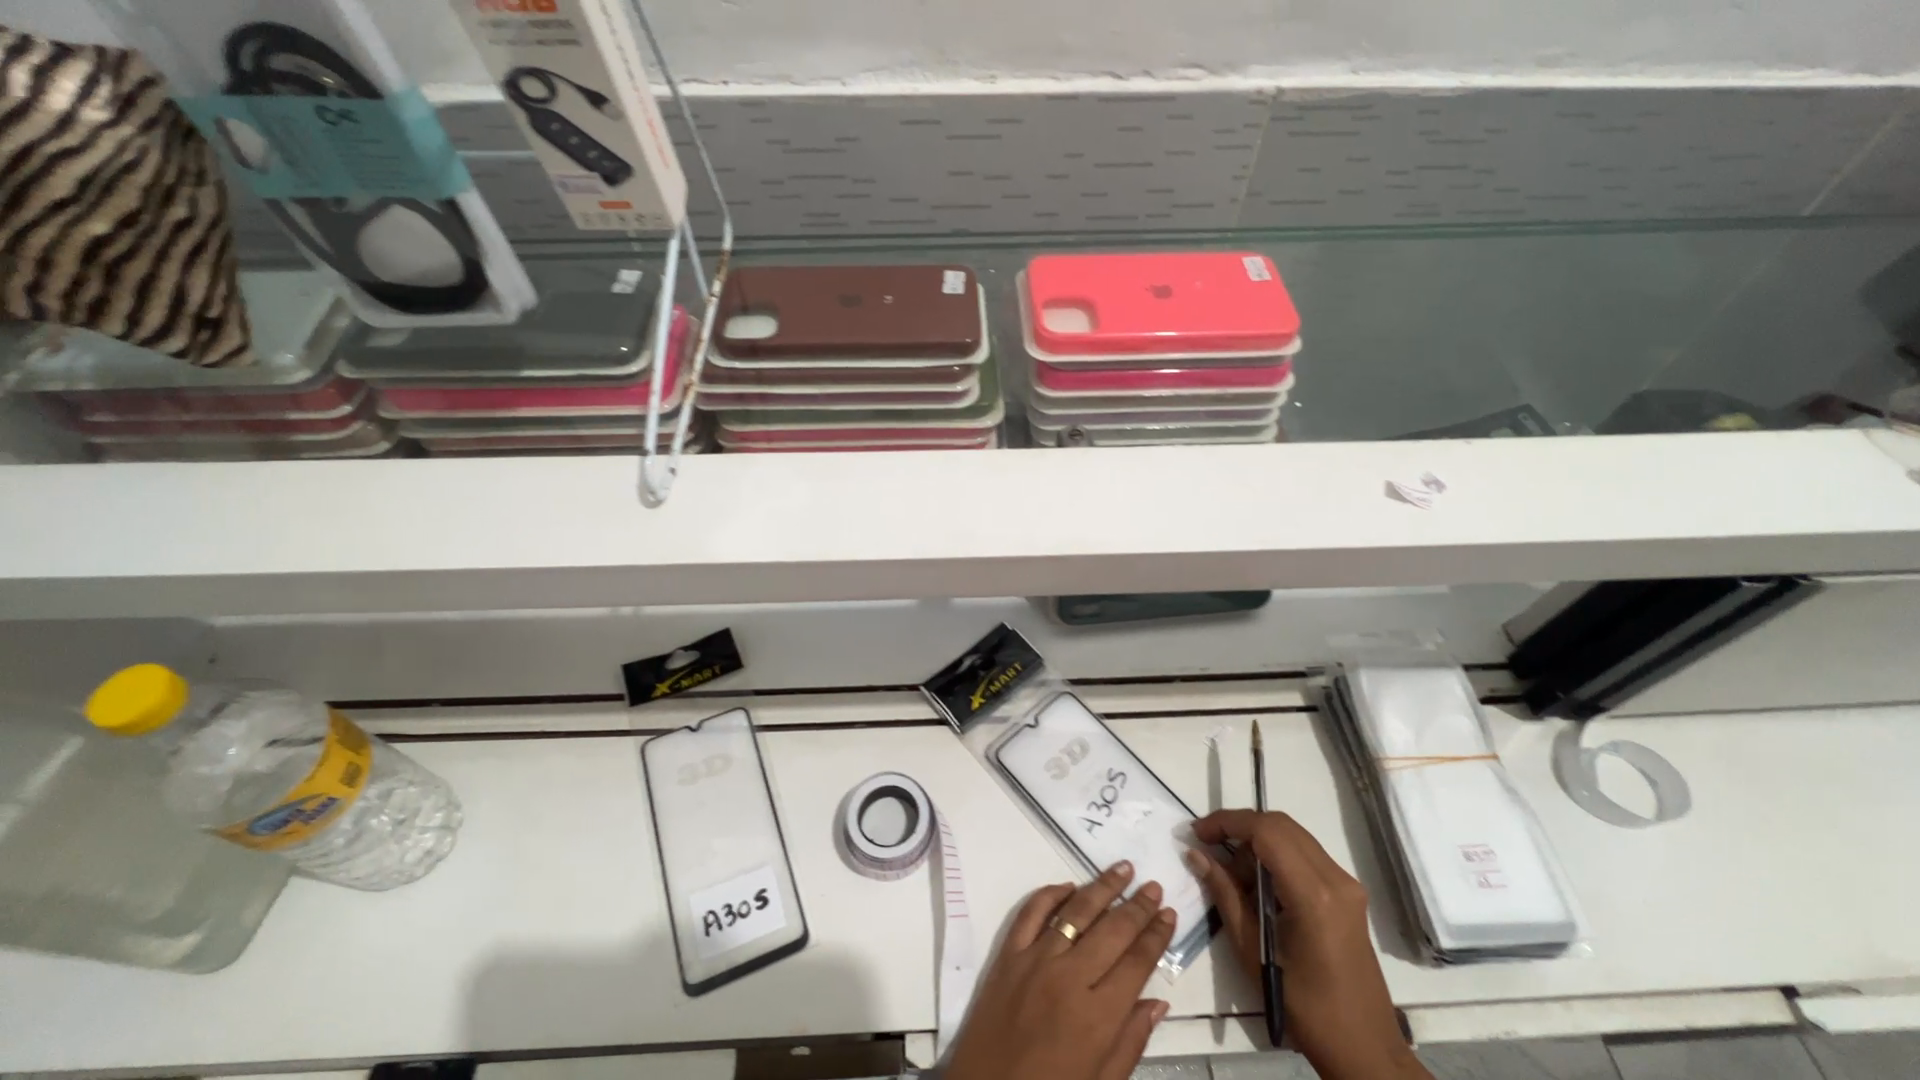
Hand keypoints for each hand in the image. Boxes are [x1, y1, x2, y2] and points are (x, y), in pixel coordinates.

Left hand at [945, 860, 1178, 1079]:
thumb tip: (1158, 1001)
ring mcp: (1035, 961)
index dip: (1157, 935)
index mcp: (1099, 1015)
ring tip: (1122, 869)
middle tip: (1153, 884)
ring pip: (1075, 912)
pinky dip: (1050, 895)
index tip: (1169, 913)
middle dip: (1137, 905)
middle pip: (1113, 930)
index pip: (1138, 962)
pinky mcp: (1007, 956)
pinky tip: (1068, 886)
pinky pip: (1030, 914)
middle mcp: (1070, 978)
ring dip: (1102, 887)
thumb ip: (1132, 1040)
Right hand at [1186, 810, 1428, 1079]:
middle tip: (1207, 846)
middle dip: (1240, 827)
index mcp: (1315, 895)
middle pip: (1282, 826)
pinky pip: (1306, 857)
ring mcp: (1347, 885)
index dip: (1228, 823)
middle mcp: (1337, 879)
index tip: (1197, 833)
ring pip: (1294, 838)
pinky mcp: (1348, 894)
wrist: (1361, 1045)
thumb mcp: (1253, 951)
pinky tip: (1255, 884)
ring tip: (1228, 871)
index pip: (1267, 832)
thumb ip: (1224, 894)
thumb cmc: (1304, 1006)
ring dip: (1258, 842)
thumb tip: (1197, 855)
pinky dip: (1276, 857)